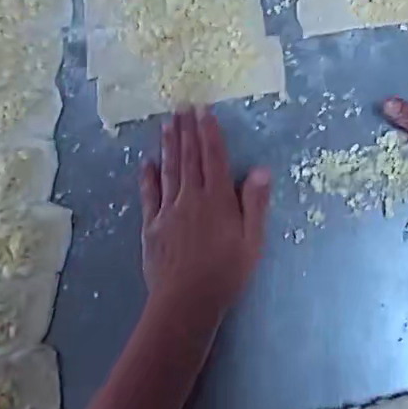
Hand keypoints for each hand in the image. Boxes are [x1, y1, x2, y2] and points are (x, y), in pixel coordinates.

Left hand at [139, 107, 271, 324]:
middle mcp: (191, 197)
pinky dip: (148, 176)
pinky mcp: (152, 224)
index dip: (208, 132)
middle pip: (189, 157)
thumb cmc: (226, 273)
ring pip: (169, 169)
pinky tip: (146, 162)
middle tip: (181, 106)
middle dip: (186, 130)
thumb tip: (261, 168)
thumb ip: (255, 203)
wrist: (186, 302)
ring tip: (166, 124)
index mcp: (217, 199)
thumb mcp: (252, 241)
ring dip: (169, 145)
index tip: (203, 110)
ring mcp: (169, 209)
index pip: (213, 157)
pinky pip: (150, 195)